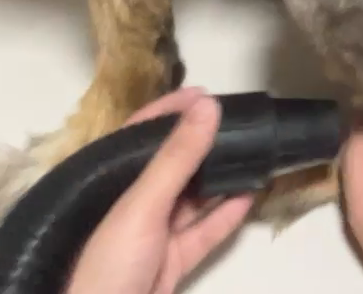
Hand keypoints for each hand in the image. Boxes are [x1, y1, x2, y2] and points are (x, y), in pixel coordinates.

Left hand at [65, 88, 255, 293]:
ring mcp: (153, 236)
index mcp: (112, 186)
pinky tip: (251, 194)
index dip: (171, 111)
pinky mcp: (172, 263)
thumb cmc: (108, 267)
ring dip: (222, 178)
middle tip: (239, 122)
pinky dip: (227, 214)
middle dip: (204, 142)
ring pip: (194, 197)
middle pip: (172, 165)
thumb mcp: (142, 206)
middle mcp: (133, 205)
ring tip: (254, 152)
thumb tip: (208, 105)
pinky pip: (204, 232)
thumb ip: (177, 157)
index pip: (141, 135)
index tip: (206, 94)